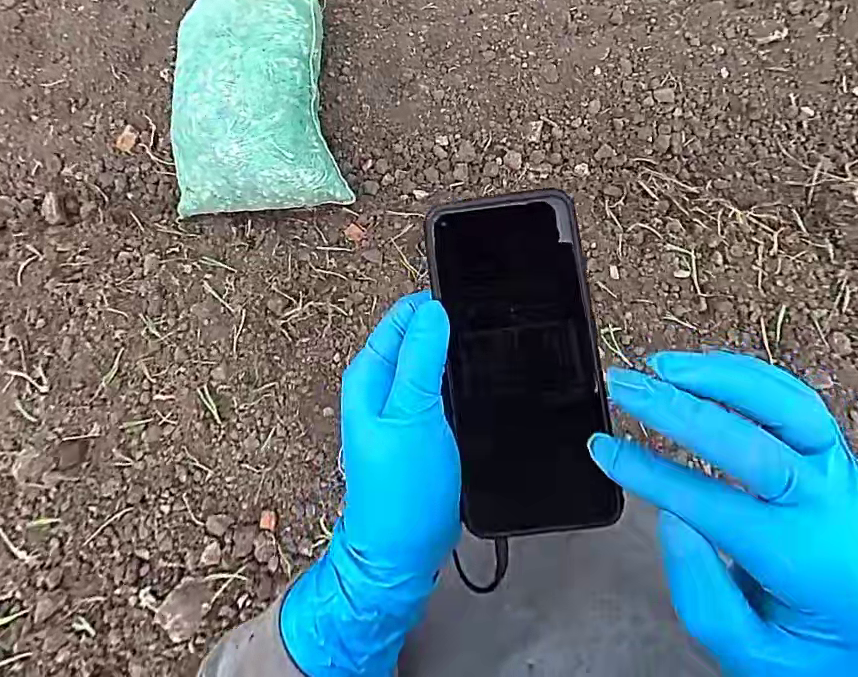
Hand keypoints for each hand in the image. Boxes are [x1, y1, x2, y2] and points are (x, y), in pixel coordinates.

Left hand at [280, 292, 460, 676]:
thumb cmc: (400, 488)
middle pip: (418, 335)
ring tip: (487, 345)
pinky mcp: (421, 425)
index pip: (403, 317)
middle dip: (447, 326)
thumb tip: (432, 310)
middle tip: (485, 323)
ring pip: (432, 361)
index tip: (469, 302)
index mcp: (370, 373)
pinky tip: (478, 379)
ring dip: (454, 352)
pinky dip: (457, 378)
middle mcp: (382, 384)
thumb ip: (422, 359)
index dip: (434, 305)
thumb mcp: (412, 415)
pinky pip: (440, 386)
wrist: (401, 554)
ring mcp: (402, 406)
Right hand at [589, 352, 857, 676]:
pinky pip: (796, 399)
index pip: (718, 507)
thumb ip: (705, 597)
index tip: (604, 449)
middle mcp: (837, 511)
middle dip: (678, 409)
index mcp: (814, 569)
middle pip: (755, 443)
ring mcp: (846, 475)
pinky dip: (746, 375)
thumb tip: (670, 516)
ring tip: (661, 365)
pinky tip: (703, 370)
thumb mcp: (756, 660)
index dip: (652, 473)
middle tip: (624, 385)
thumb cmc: (820, 658)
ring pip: (788, 404)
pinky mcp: (840, 454)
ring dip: (718, 376)